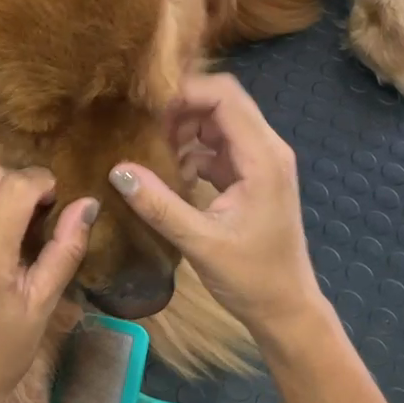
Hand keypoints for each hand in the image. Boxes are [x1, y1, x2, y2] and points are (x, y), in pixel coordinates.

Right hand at [108, 73, 321, 334]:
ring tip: (151, 148)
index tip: (145, 106)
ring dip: (184, 128)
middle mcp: (266, 150)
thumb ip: (158, 204)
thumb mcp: (200, 242)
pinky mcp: (250, 175)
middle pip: (222, 101)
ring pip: (218, 121)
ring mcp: (260, 162)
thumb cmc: (251, 278)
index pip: (225, 97)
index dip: (185, 92)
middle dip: (181, 106)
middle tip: (142, 124)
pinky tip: (170, 172)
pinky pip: (217, 145)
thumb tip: (117, 170)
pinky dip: (192, 149)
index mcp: (263, 158)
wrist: (286, 310)